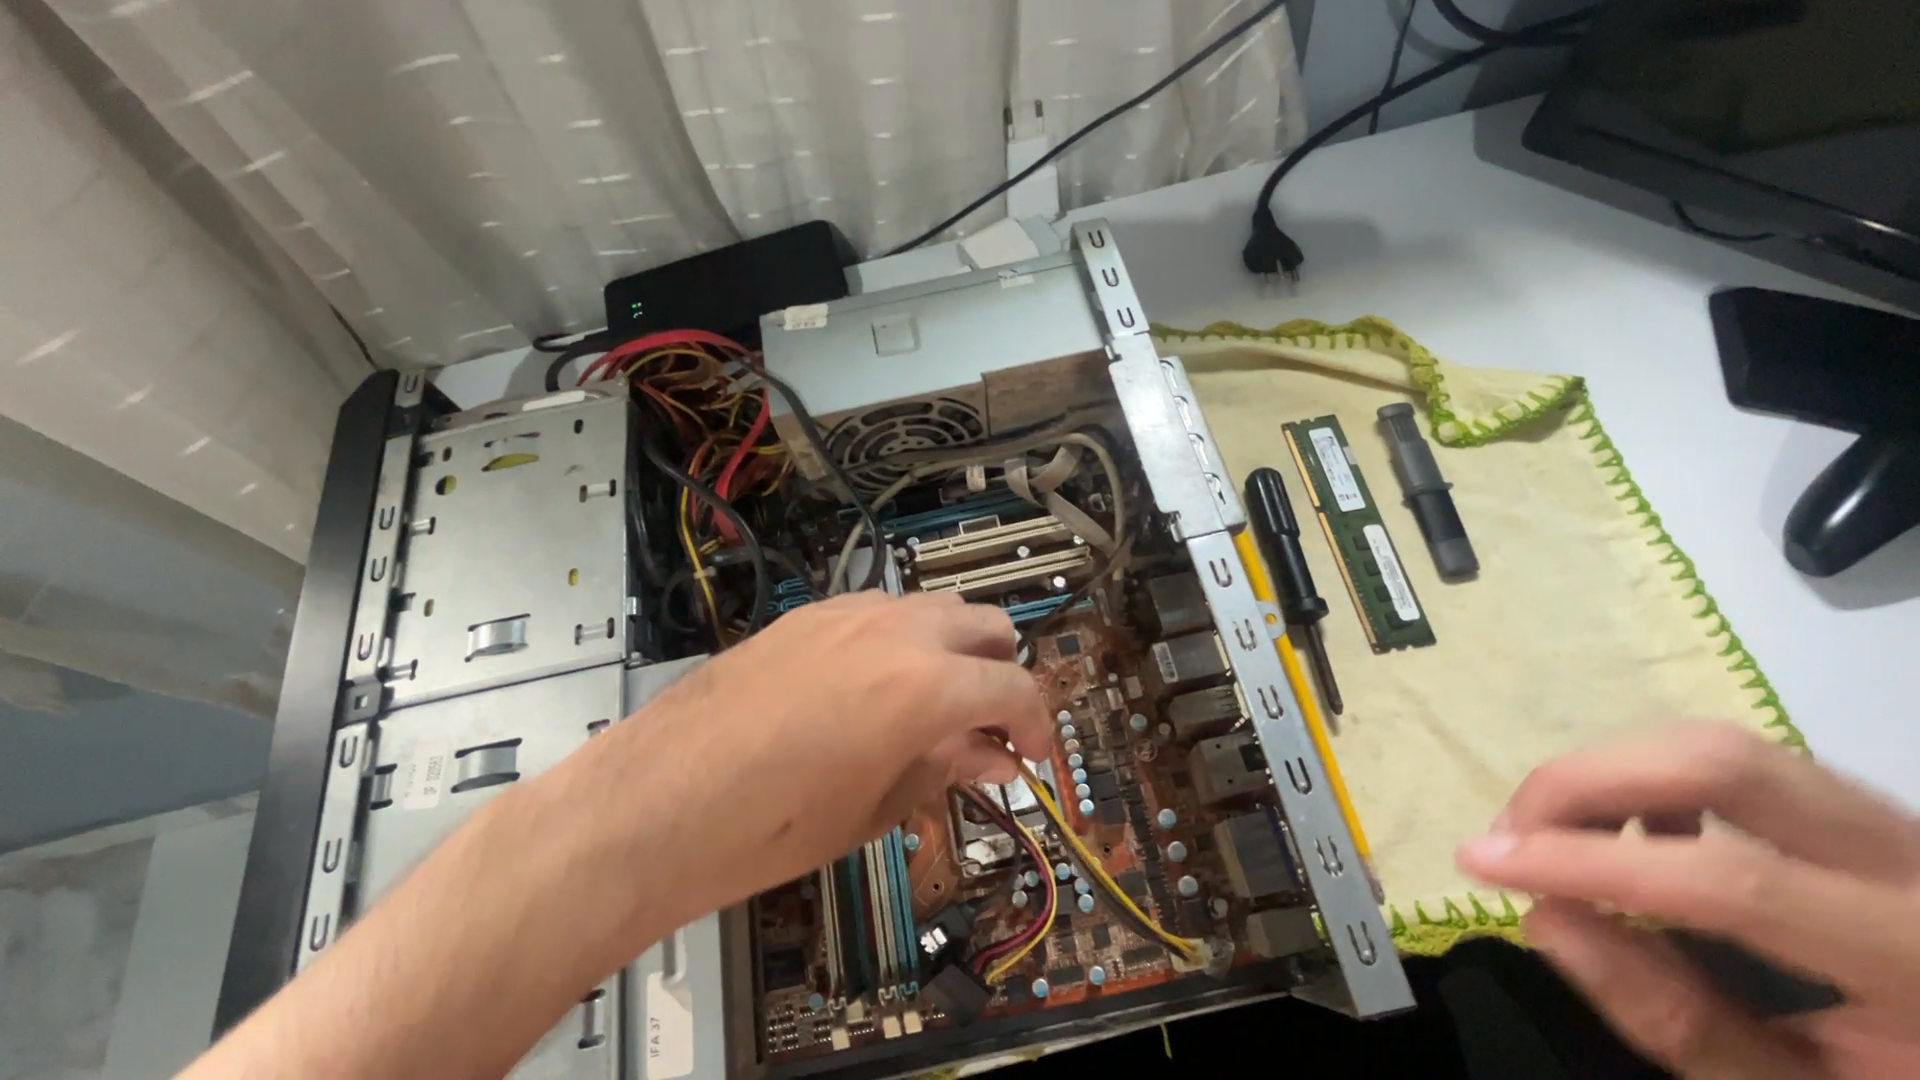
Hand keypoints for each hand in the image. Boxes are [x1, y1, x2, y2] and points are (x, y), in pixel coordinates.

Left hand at [554, 590, 1054, 934]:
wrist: (654, 804)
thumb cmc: (769, 827)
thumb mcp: (875, 807)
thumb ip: (943, 767)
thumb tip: (989, 756)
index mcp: (924, 683)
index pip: (1014, 688)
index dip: (1038, 724)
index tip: (1033, 753)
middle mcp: (894, 630)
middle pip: (986, 625)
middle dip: (1000, 674)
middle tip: (986, 728)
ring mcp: (845, 614)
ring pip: (932, 610)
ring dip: (952, 652)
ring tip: (931, 712)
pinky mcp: (804, 616)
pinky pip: (879, 615)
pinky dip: (901, 644)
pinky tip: (873, 694)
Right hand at [1456, 722, 1919, 1078]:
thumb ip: (1682, 1020)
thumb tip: (1545, 917)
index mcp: (1916, 954)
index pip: (1730, 880)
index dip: (1588, 861)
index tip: (1477, 859)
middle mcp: (1912, 859)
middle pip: (1719, 763)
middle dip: (1584, 785)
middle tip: (1508, 834)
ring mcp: (1884, 816)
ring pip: (1713, 744)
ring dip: (1605, 774)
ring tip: (1549, 832)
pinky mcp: (1846, 801)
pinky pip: (1728, 756)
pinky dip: (1644, 777)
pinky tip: (1627, 829)